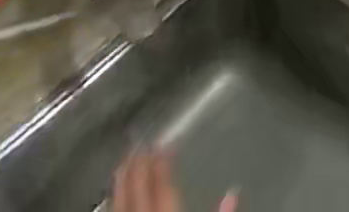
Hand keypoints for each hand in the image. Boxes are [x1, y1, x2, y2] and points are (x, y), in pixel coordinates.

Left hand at [112, 149, 236, 211]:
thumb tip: (234, 193)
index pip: (163, 185)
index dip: (162, 162)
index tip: (162, 143)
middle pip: (138, 192)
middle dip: (138, 166)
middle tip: (139, 144)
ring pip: (120, 204)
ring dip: (121, 183)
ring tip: (123, 163)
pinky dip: (115, 202)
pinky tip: (115, 197)